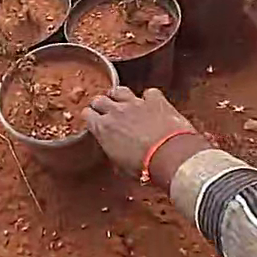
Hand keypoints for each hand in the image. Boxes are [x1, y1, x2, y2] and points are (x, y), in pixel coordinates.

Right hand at [85, 87, 206, 187]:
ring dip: (118, 95)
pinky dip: (149, 97)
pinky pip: (149, 93)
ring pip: (119, 90)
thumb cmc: (144, 165)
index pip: (87, 114)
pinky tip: (151, 103)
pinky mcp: (155, 100)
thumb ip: (114, 152)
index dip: (89, 117)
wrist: (169, 155)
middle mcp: (116, 111)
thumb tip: (116, 152)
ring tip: (121, 101)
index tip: (92, 120)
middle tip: (105, 110)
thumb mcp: (121, 166)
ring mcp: (136, 103)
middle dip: (100, 104)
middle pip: (100, 99)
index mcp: (103, 128)